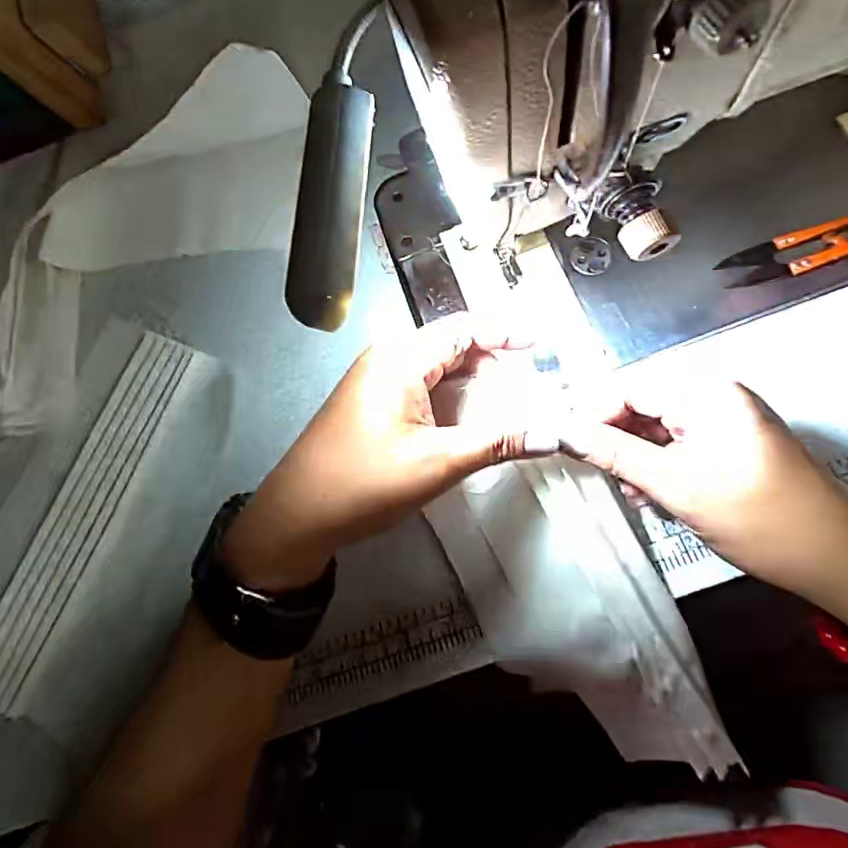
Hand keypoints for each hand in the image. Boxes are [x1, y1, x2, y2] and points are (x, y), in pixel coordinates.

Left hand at [221, 314, 546, 590]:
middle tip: (533, 377)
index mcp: (400, 359)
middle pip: (453, 343)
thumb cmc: (362, 484)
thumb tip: (552, 436)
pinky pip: (425, 383)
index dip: (504, 333)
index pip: (462, 329)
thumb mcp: (436, 464)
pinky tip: (476, 413)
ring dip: (476, 378)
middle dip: (495, 357)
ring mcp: (379, 379)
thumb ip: (496, 444)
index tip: (539, 344)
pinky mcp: (376, 401)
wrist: (295, 518)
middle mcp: (388, 358)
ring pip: (440, 365)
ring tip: (513, 395)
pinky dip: (455, 393)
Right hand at [560, 380, 847, 653]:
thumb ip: (617, 454)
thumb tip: (564, 430)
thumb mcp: (679, 486)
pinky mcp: (734, 446)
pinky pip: (684, 445)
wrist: (835, 558)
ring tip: (628, 490)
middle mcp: (718, 395)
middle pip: (647, 404)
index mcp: (708, 391)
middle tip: (592, 471)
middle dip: (617, 436)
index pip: (632, 386)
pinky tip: (652, 494)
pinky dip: (663, 466)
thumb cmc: (758, 518)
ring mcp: (729, 421)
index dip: (593, 412)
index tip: (561, 440)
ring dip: (639, 456)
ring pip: (663, 428)